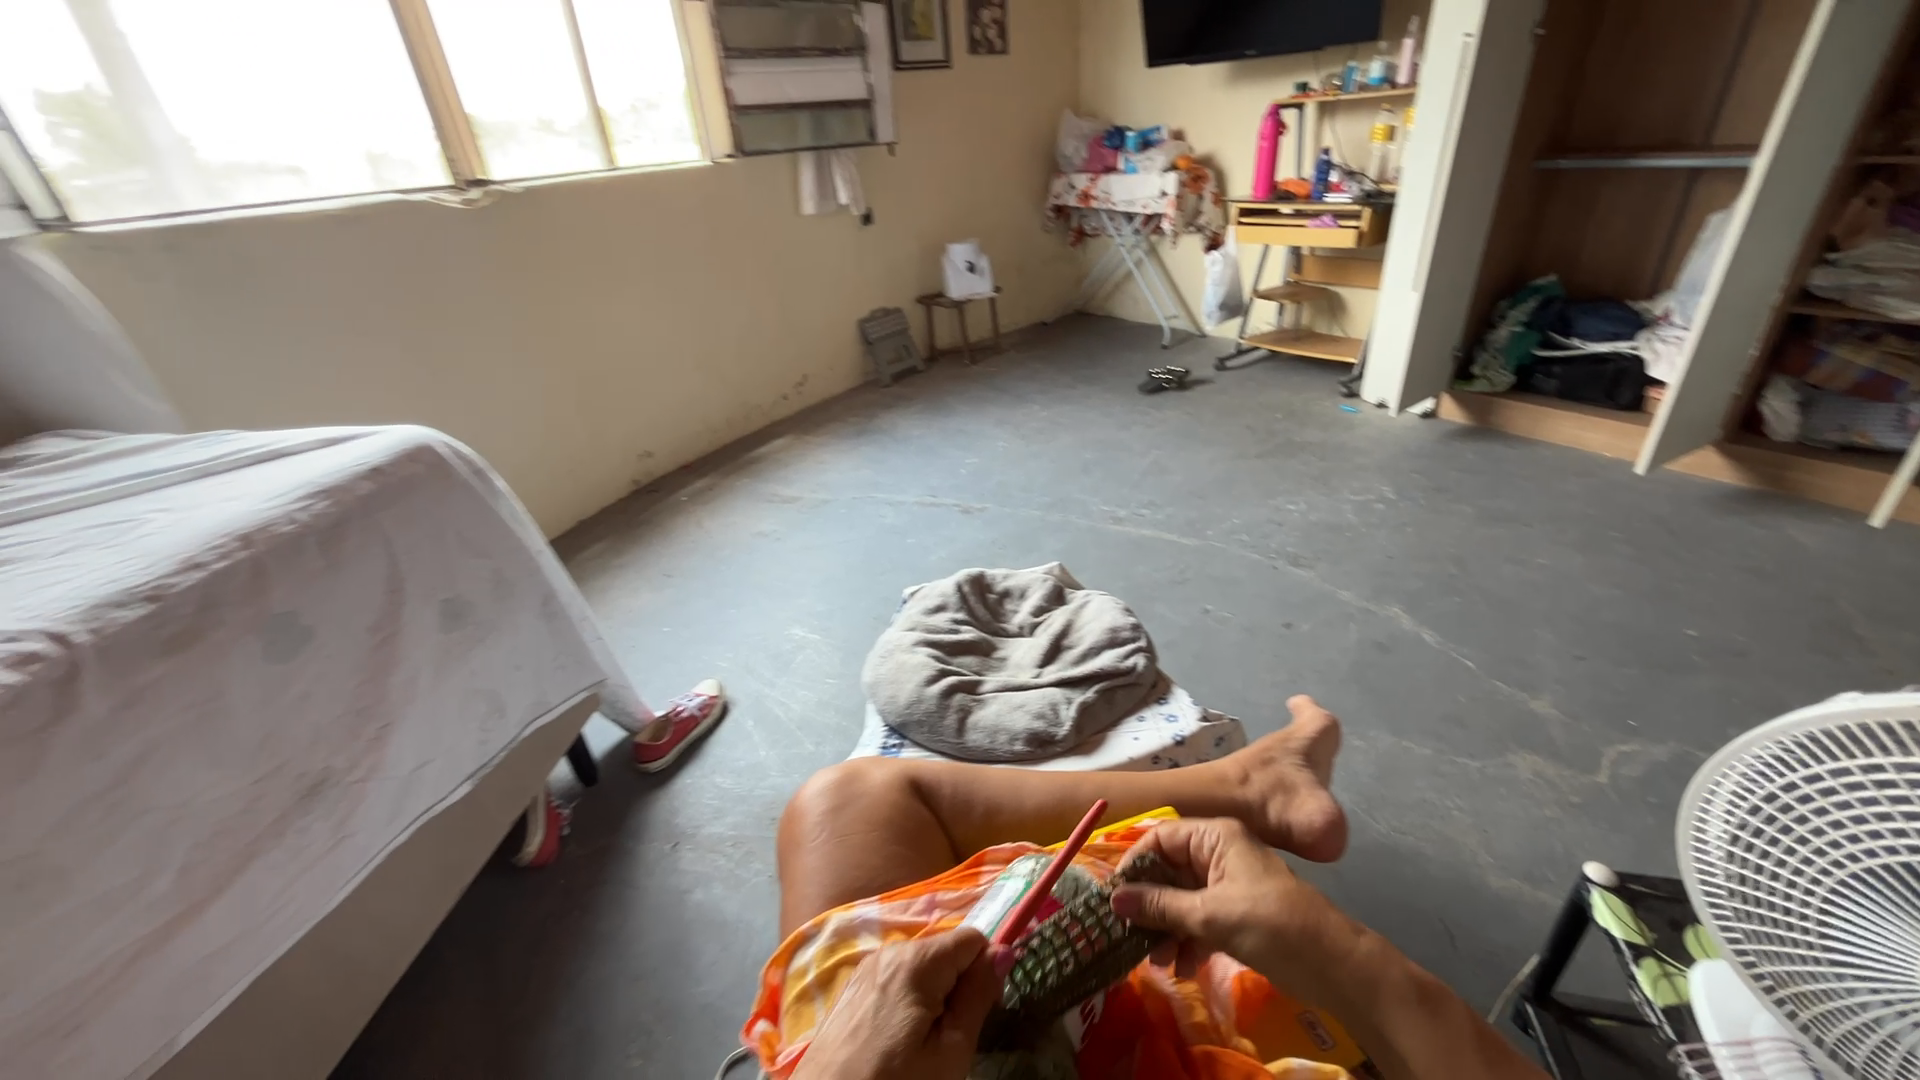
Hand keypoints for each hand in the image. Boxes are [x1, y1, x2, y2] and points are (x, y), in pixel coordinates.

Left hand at [792, 927, 1000, 1079]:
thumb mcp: (949, 1052)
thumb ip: (978, 996)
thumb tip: (1004, 951)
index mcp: (918, 960)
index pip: (972, 938)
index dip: (985, 971)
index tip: (980, 1011)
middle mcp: (892, 949)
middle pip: (946, 950)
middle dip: (958, 985)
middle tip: (949, 1036)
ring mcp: (869, 965)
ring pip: (923, 965)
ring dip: (934, 994)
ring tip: (922, 1043)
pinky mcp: (855, 984)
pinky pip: (898, 976)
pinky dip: (910, 998)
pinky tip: (898, 1038)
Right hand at [1109, 817, 1368, 1007]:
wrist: (1336, 967)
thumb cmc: (1272, 925)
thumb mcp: (1210, 915)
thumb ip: (1160, 906)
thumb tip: (1114, 899)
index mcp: (1215, 836)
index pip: (1160, 837)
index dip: (1135, 863)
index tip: (1115, 895)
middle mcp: (1219, 853)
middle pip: (1169, 870)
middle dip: (1149, 904)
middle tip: (1131, 935)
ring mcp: (1228, 884)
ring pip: (1181, 898)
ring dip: (1167, 929)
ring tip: (1159, 962)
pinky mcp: (1236, 912)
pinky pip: (1199, 918)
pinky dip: (1188, 940)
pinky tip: (1183, 968)